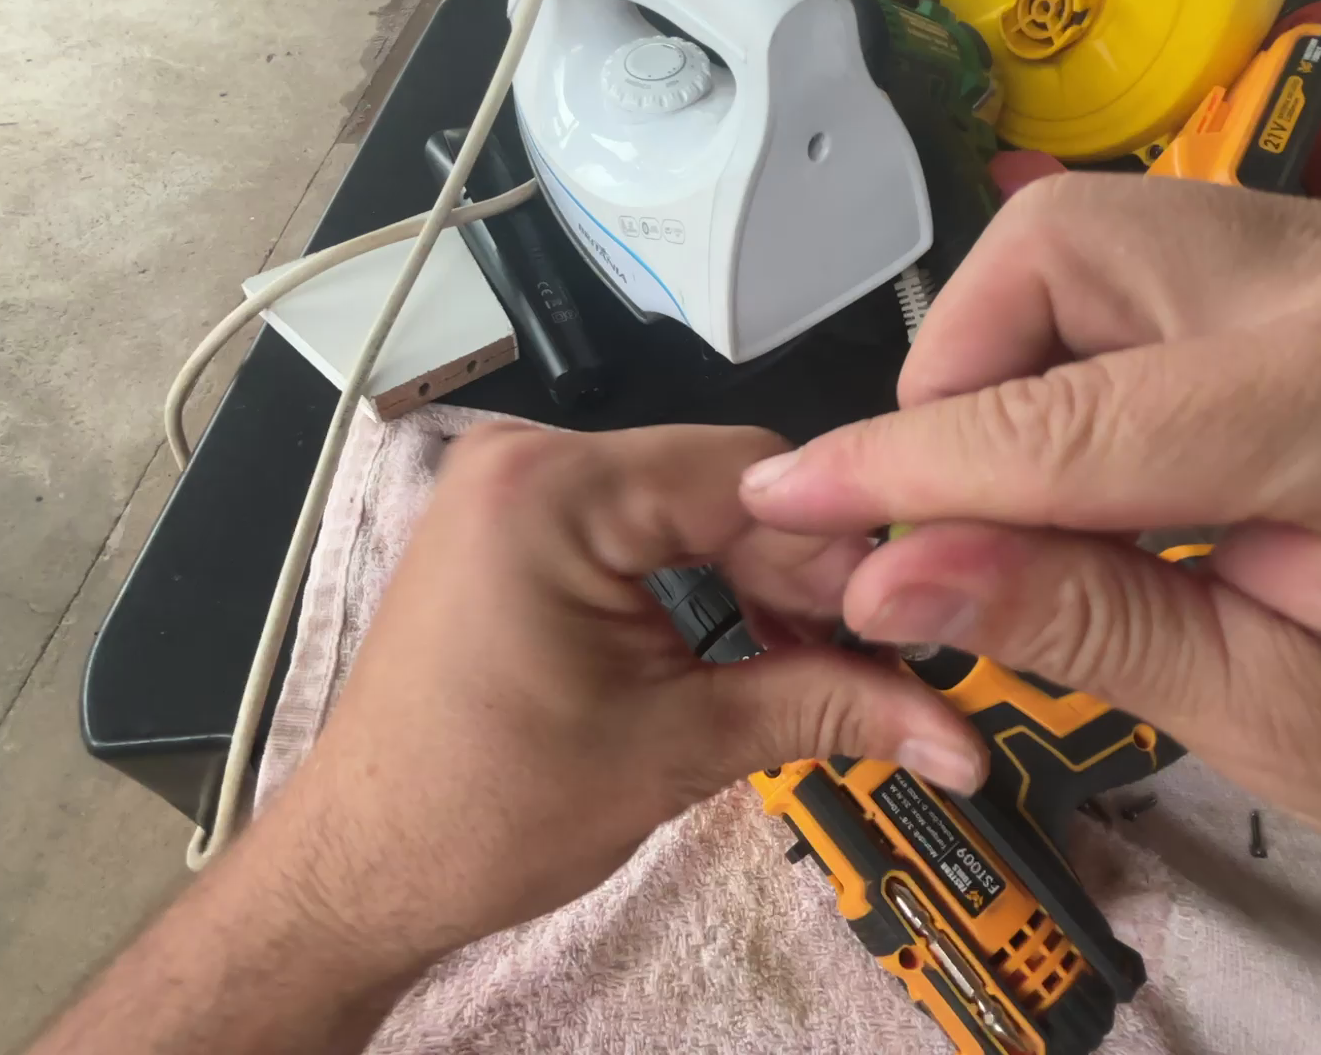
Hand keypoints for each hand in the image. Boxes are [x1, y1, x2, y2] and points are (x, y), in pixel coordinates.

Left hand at [256, 423, 987, 966]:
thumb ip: (823, 710)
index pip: (751, 475)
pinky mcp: (517, 524)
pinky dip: (697, 574)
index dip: (838, 549)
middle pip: (719, 485)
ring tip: (805, 653)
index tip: (897, 624)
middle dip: (798, 571)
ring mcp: (517, 486)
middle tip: (863, 652)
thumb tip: (957, 738)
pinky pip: (637, 524)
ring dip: (754, 576)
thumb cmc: (490, 811)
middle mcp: (530, 458)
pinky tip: (740, 631)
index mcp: (556, 488)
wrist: (364, 862)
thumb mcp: (673, 749)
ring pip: (685, 505)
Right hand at [737, 173, 1320, 908]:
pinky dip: (1040, 364)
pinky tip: (1073, 460)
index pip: (1074, 419)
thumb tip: (886, 581)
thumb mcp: (1276, 720)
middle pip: (1058, 252)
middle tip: (950, 512)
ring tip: (1016, 495)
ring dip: (991, 371)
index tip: (787, 498)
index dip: (904, 465)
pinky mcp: (1309, 266)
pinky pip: (1111, 274)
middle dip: (952, 383)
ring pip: (1069, 246)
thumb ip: (1072, 626)